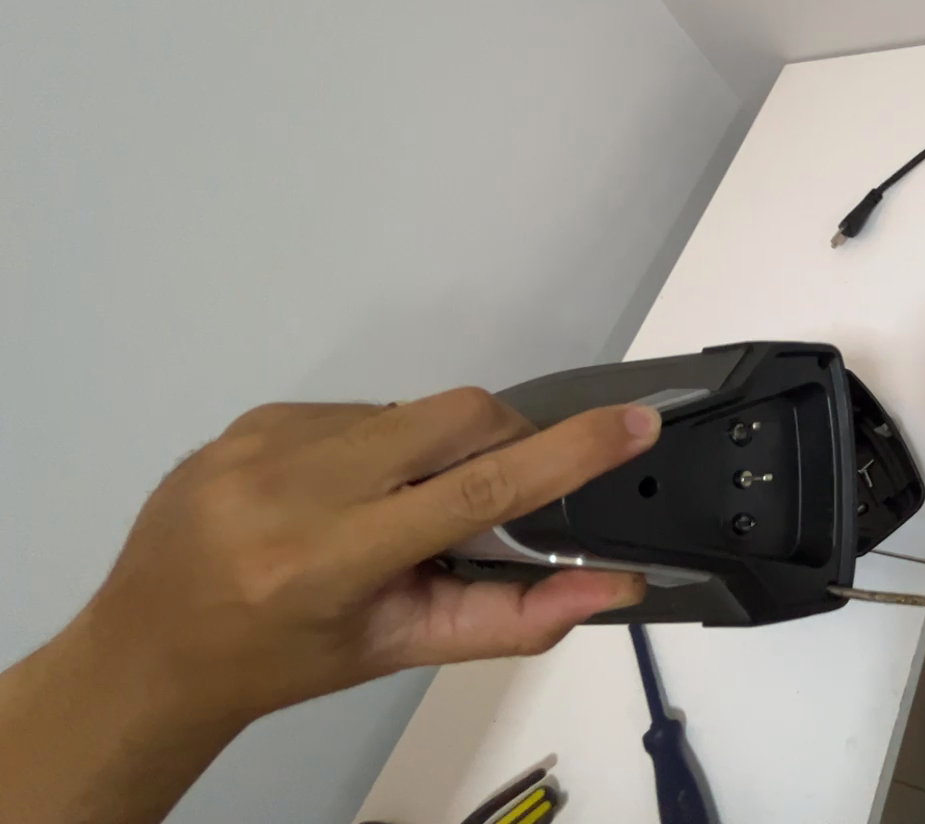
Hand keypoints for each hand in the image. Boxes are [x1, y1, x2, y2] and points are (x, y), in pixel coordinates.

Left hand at [76, 389, 657, 723]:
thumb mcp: (409, 648)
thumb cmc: (290, 662)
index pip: (481, 488)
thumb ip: (522, 619)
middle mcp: (289, 488)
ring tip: (404, 499)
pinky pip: (372, 406)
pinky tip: (353, 486)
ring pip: (422, 406)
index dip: (571, 450)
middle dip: (505, 442)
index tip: (638, 422)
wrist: (140, 658)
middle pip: (462, 417)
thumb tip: (620, 584)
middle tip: (489, 493)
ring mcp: (262, 442)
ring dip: (444, 447)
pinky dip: (392, 440)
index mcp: (329, 560)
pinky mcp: (252, 417)